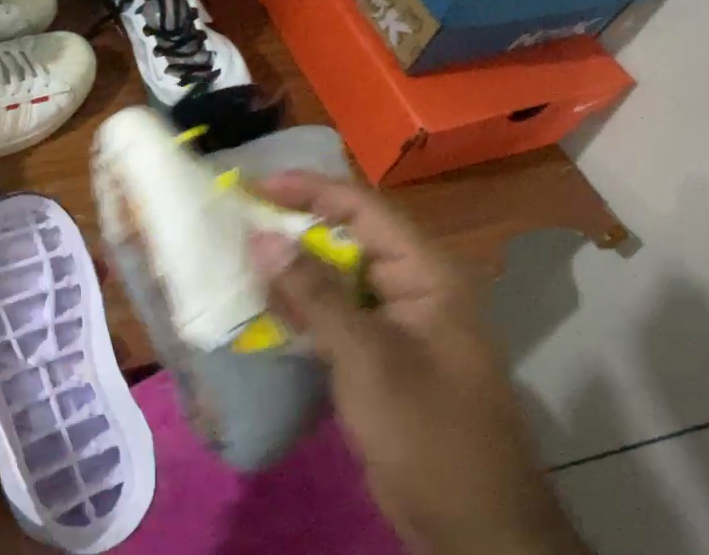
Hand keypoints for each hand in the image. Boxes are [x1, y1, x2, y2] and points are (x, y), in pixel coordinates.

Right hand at [249, 172, 588, 554]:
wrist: (473, 526)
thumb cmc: (428, 431)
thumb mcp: (368, 358)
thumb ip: (313, 294)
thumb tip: (260, 237)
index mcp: (426, 275)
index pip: (363, 210)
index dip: (308, 191)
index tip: (253, 187)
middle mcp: (413, 289)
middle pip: (347, 239)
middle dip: (292, 229)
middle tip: (235, 222)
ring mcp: (397, 325)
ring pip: (336, 278)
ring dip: (291, 270)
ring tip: (237, 258)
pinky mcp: (380, 357)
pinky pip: (334, 316)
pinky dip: (299, 308)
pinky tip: (261, 307)